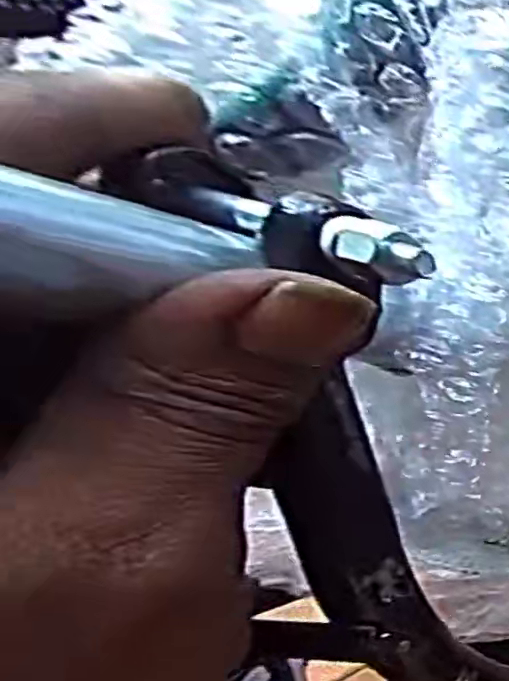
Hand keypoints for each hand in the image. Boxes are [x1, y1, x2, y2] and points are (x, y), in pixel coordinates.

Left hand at [0, 72, 376, 680]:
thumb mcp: (117, 559)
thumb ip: (194, 413)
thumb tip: (309, 295)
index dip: (55, 131)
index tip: (192, 122)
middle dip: (120, 216)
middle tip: (260, 237)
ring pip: (24, 287)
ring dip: (133, 282)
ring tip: (249, 302)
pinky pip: (40, 345)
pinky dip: (122, 337)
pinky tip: (197, 360)